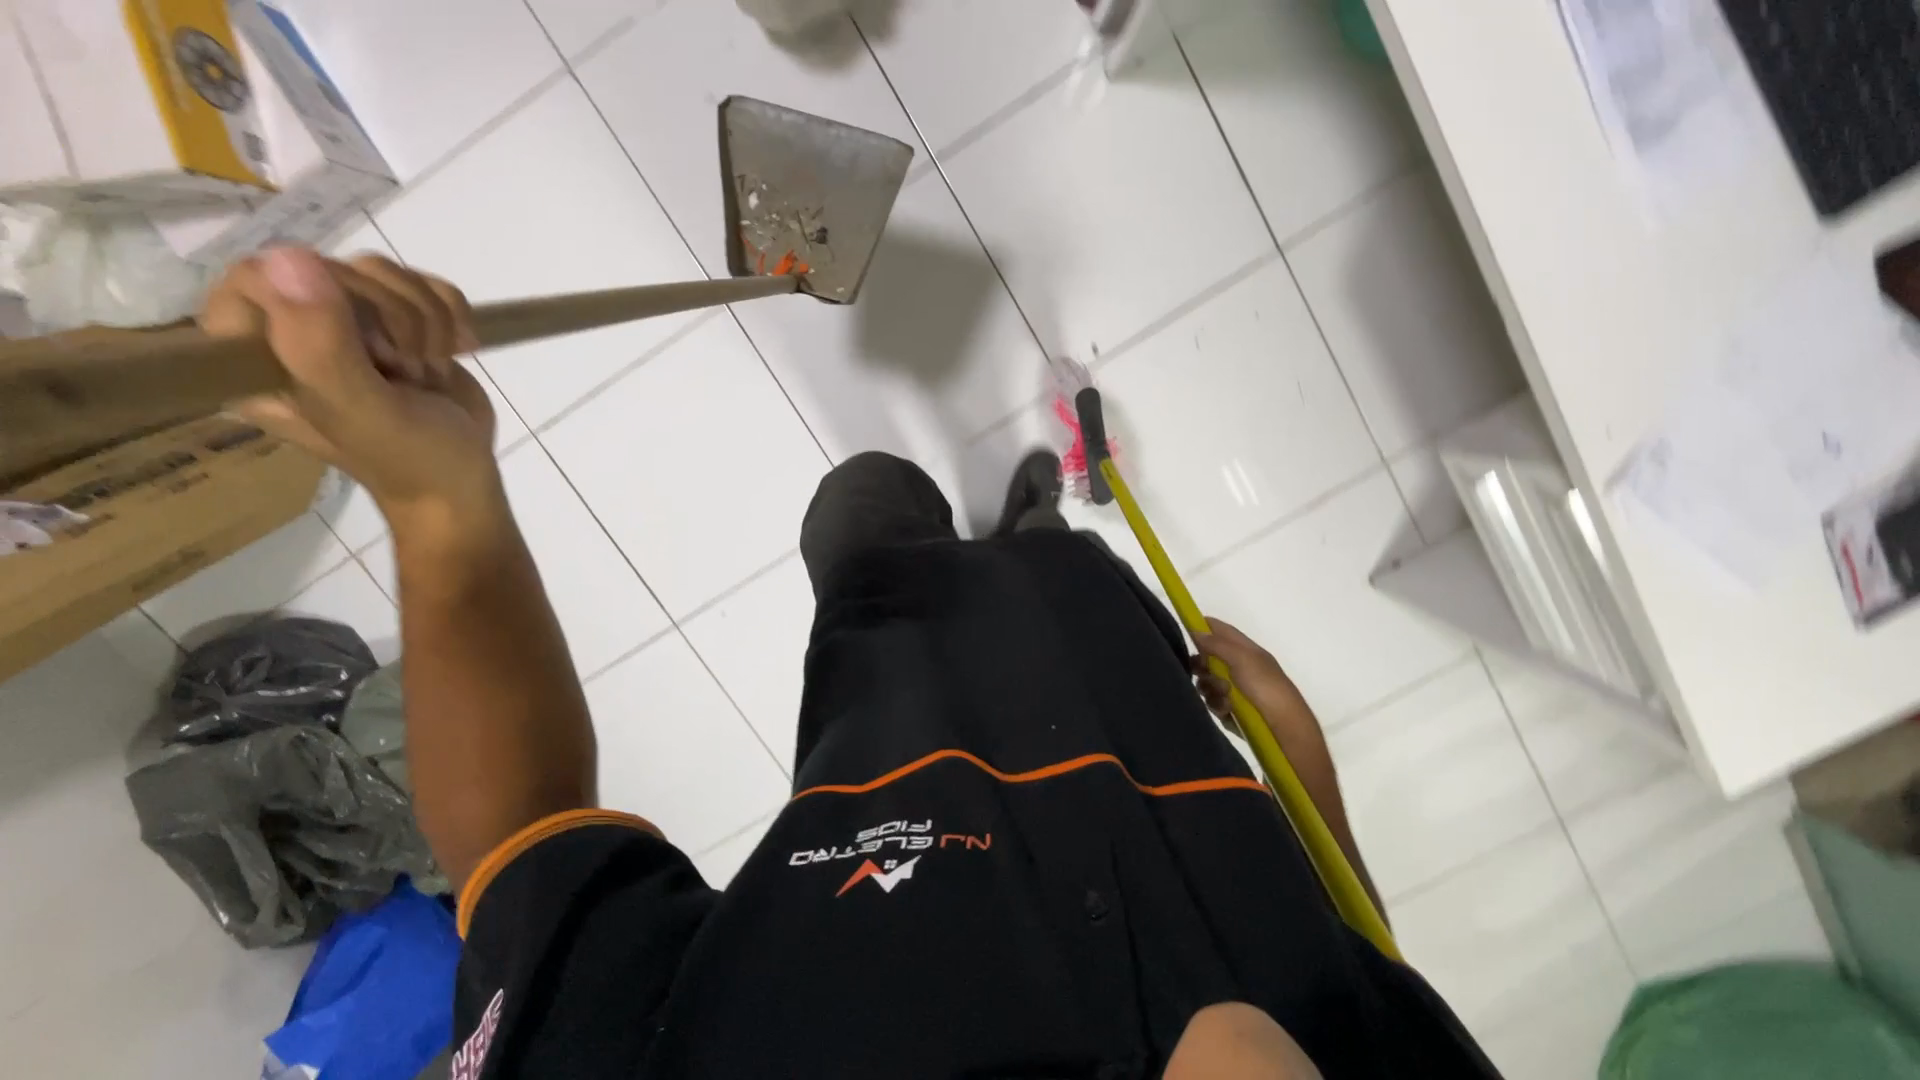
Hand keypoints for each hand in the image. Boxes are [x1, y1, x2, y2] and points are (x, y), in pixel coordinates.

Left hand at [198, 248, 502, 538]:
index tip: (361, 344)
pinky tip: (455, 348)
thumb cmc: (409, 459)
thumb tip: (292, 257)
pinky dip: (452, 312)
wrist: (464, 482)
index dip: (318, 298)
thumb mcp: (361, 413)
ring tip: (428, 369)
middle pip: (331, 269)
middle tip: (405, 371)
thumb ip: (321, 346)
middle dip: (391, 317)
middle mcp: (293, 333)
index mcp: (255, 357)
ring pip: (381, 272)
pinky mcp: (401, 321)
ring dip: (427, 319)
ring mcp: (350, 324)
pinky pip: (422, 280)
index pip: (257, 279)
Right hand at [1190, 618, 1321, 745]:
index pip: (1219, 630)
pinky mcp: (1229, 708)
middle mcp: (1237, 666)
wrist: (1280, 724)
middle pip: (1206, 658)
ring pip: (1206, 682)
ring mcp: (1233, 688)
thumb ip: (1217, 644)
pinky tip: (1228, 709)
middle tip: (1201, 671)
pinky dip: (1218, 704)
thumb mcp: (1242, 658)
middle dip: (1201, 665)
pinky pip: (1212, 701)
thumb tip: (1195, 631)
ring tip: (1225, 695)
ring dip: (1211, 688)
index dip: (1202, 626)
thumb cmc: (1264, 685)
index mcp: (1244, 649)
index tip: (1184, 631)